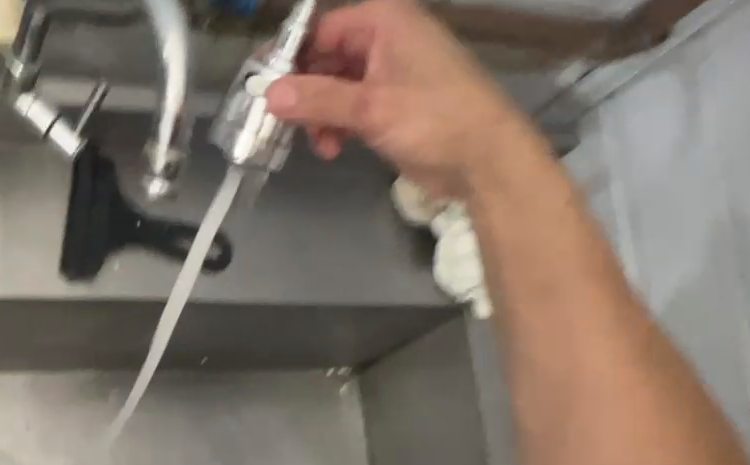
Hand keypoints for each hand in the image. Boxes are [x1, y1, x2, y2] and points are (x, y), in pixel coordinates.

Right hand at [264, 0, 541, 198]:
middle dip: (306, 95)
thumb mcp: (371, 108)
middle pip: (325, 60)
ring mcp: (389, 73)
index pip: (321, 31)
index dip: (292, 60)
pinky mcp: (392, 105)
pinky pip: (351, 108)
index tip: (266, 92)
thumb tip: (269, 95)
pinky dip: (338, 126)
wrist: (482, 158)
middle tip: (289, 127)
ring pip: (335, 88)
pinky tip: (334, 149)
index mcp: (384, 22)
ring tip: (323, 146)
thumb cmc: (433, 119)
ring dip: (321, 117)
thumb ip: (318, 99)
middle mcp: (384, 40)